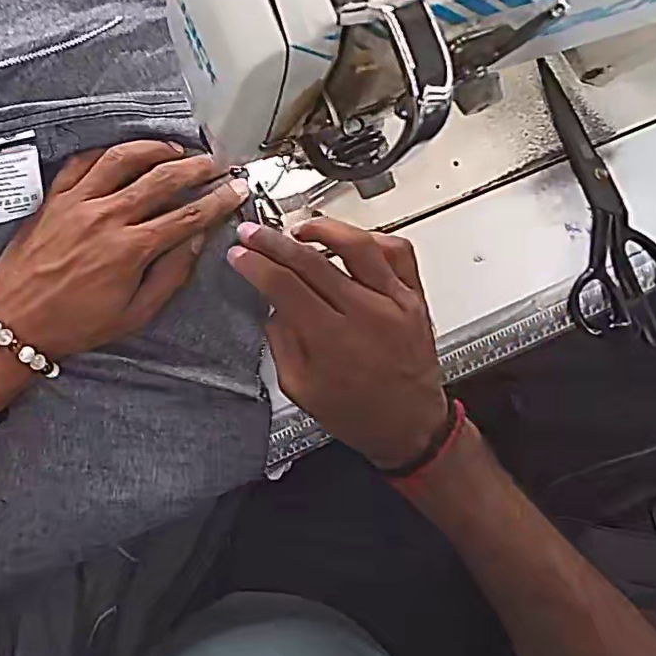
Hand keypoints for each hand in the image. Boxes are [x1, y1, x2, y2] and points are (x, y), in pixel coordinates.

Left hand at [0, 141, 248, 411]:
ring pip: (122, 158)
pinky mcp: (53, 199)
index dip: (218, 200)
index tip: (234, 190)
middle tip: (213, 164)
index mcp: (130, 250)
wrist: (15, 322)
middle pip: (162, 178)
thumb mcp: (134, 314)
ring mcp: (77, 204)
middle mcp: (106, 219)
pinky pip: (82, 162)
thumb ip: (170, 275)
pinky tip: (122, 153)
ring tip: (174, 149)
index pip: (187, 215)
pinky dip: (106, 151)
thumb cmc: (73, 324)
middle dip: (196, 166)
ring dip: (154, 147)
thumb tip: (195, 242)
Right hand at [226, 217, 448, 469]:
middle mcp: (367, 315)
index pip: (285, 285)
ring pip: (358, 244)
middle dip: (273, 241)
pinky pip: (397, 250)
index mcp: (334, 342)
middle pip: (312, 260)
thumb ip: (281, 341)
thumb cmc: (360, 414)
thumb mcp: (301, 389)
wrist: (412, 427)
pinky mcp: (415, 296)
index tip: (240, 254)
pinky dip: (371, 238)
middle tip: (253, 233)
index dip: (255, 265)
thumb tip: (270, 302)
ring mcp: (396, 302)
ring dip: (322, 228)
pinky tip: (350, 240)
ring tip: (299, 229)